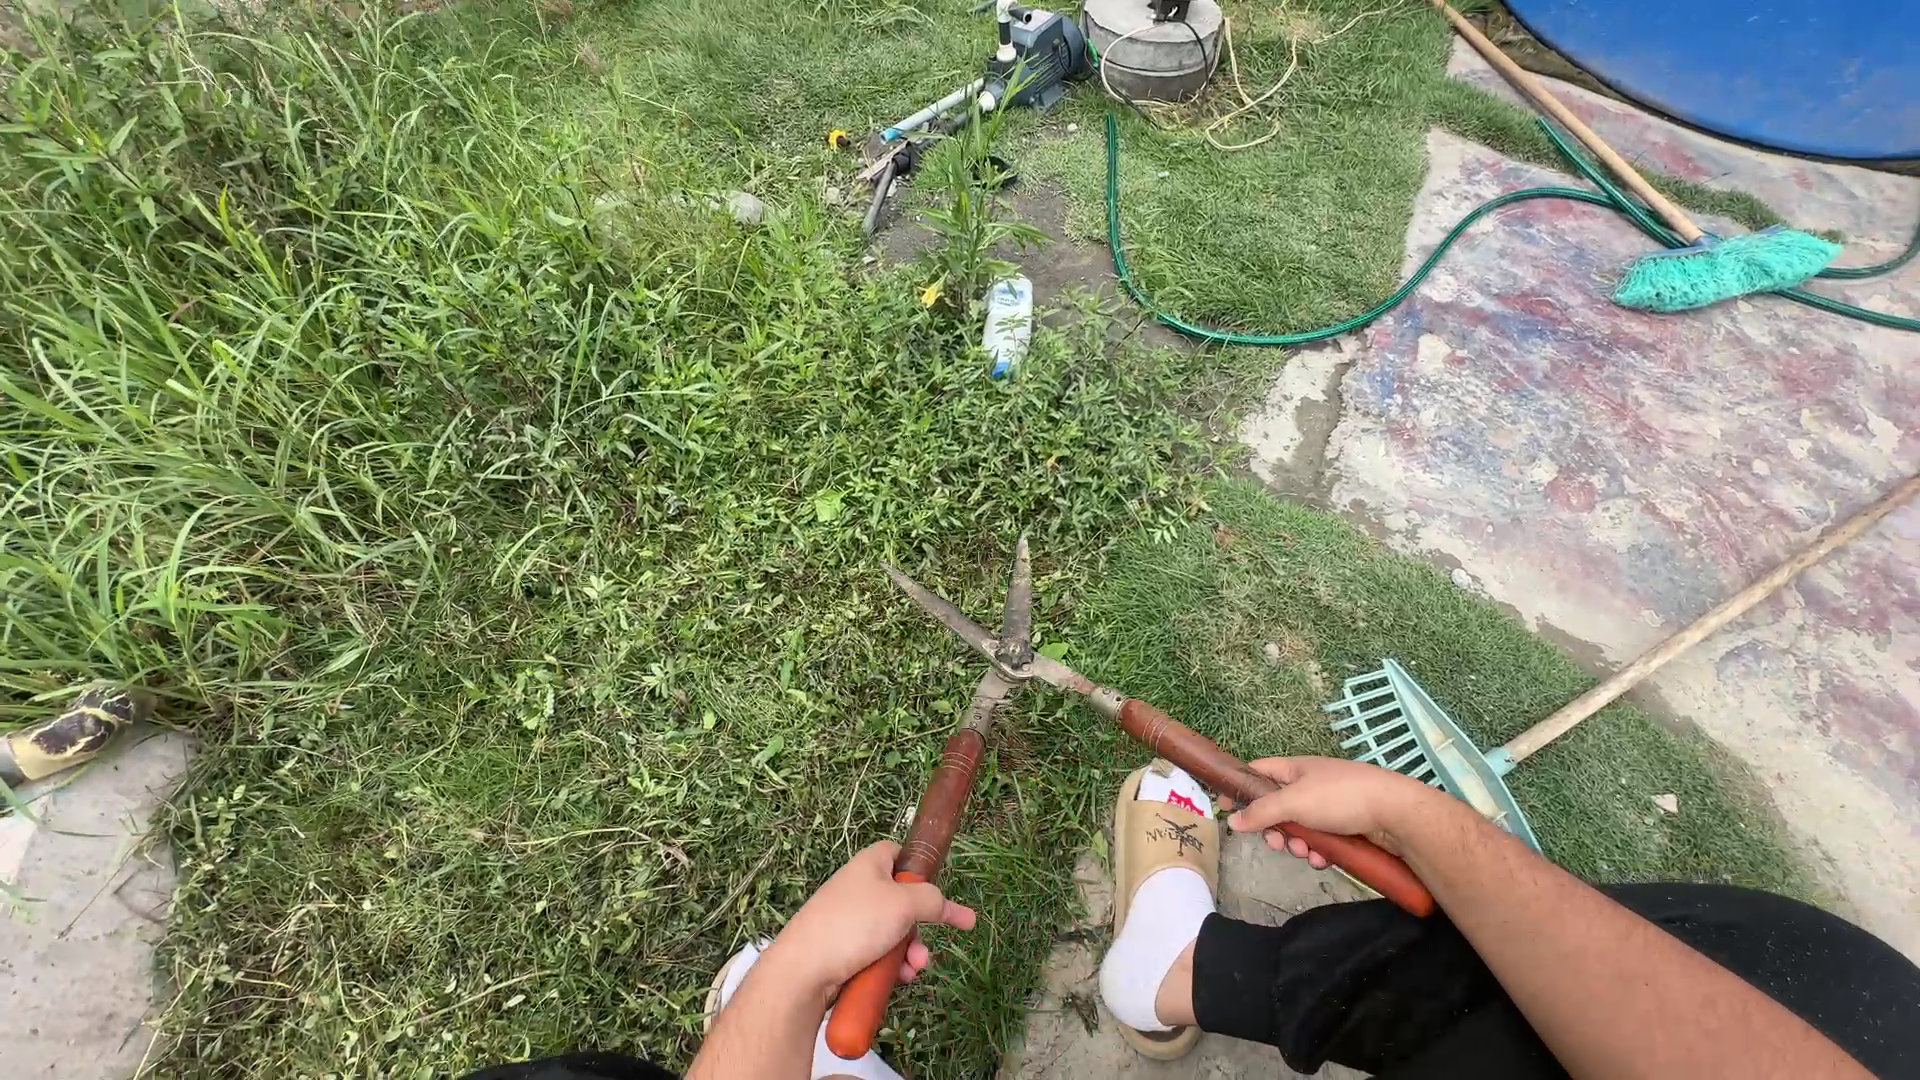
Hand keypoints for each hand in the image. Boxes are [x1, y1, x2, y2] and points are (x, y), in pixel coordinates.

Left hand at [755, 841, 976, 1000]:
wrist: (803, 970)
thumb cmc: (854, 924)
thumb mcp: (903, 904)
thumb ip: (932, 900)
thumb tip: (946, 905)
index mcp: (870, 864)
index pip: (900, 854)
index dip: (919, 870)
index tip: (936, 890)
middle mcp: (859, 887)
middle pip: (902, 901)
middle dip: (920, 927)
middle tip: (925, 947)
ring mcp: (850, 920)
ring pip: (893, 932)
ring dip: (909, 952)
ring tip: (913, 970)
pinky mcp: (843, 949)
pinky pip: (877, 954)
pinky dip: (891, 966)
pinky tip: (898, 980)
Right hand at [1217, 756, 1454, 866]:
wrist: (1396, 813)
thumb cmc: (1339, 797)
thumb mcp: (1293, 802)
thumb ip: (1260, 812)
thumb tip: (1230, 820)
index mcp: (1294, 769)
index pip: (1257, 773)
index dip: (1239, 789)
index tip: (1225, 808)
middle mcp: (1309, 784)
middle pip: (1277, 806)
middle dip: (1273, 828)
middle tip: (1274, 843)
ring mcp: (1329, 806)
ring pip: (1299, 827)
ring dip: (1297, 843)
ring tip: (1307, 854)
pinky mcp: (1346, 826)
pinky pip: (1321, 840)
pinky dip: (1319, 851)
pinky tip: (1325, 860)